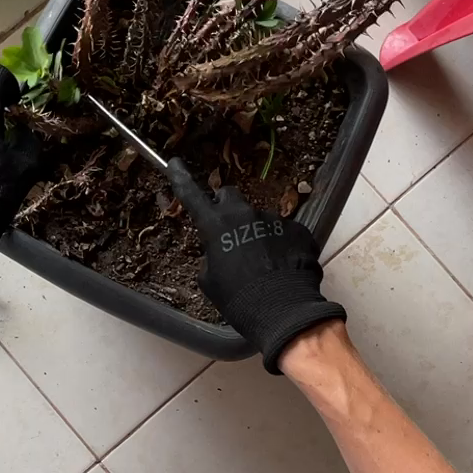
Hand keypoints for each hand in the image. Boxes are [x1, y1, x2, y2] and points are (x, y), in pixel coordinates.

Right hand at [169, 161, 344, 372]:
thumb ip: (211, 256)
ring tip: (263, 264)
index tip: (175, 163)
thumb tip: (220, 251)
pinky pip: (284, 233)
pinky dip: (281, 246)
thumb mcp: (210, 281)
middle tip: (229, 231)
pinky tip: (283, 267)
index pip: (192, 196)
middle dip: (227, 209)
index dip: (181, 179)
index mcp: (216, 225)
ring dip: (257, 233)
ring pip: (259, 219)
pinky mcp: (298, 230)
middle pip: (230, 196)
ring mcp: (273, 220)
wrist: (282, 309)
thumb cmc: (237, 299)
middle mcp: (243, 214)